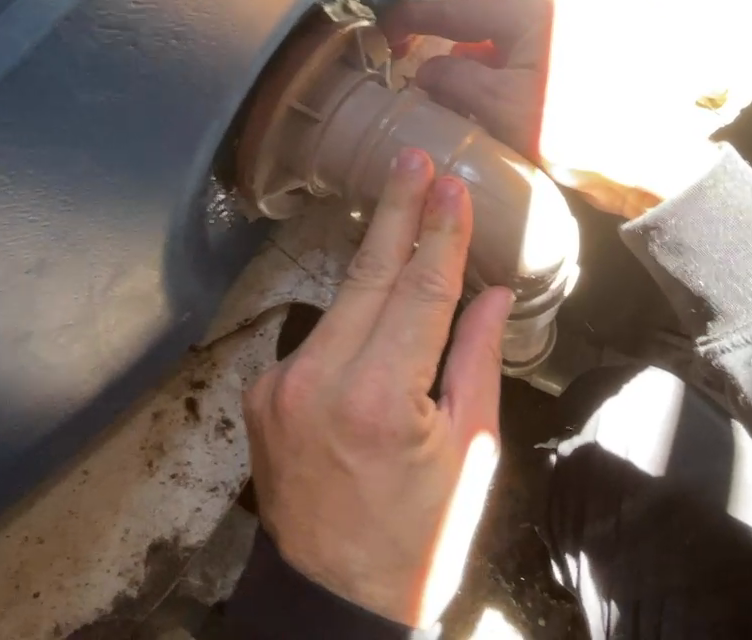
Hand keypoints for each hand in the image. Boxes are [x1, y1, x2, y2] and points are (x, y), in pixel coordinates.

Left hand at [242, 149, 514, 626]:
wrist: (332, 600)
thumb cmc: (420, 538)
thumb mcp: (468, 455)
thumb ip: (476, 361)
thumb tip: (489, 292)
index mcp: (378, 398)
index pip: (419, 293)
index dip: (439, 234)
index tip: (450, 185)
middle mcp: (317, 380)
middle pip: (367, 275)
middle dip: (395, 211)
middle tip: (411, 157)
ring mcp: (279, 384)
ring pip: (341, 301)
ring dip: (376, 258)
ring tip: (402, 208)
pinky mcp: (262, 392)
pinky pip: (320, 336)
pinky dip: (352, 315)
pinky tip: (375, 300)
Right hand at [382, 0, 725, 219]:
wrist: (644, 163)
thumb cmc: (575, 132)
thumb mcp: (501, 106)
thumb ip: (453, 78)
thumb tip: (422, 70)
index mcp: (531, 13)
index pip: (455, 9)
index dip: (411, 18)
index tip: (382, 32)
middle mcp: (548, 8)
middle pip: (475, 1)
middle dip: (436, 18)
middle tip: (405, 41)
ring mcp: (562, 27)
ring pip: (496, 24)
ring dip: (462, 40)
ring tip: (436, 68)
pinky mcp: (570, 50)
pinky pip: (516, 42)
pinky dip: (487, 55)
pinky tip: (475, 81)